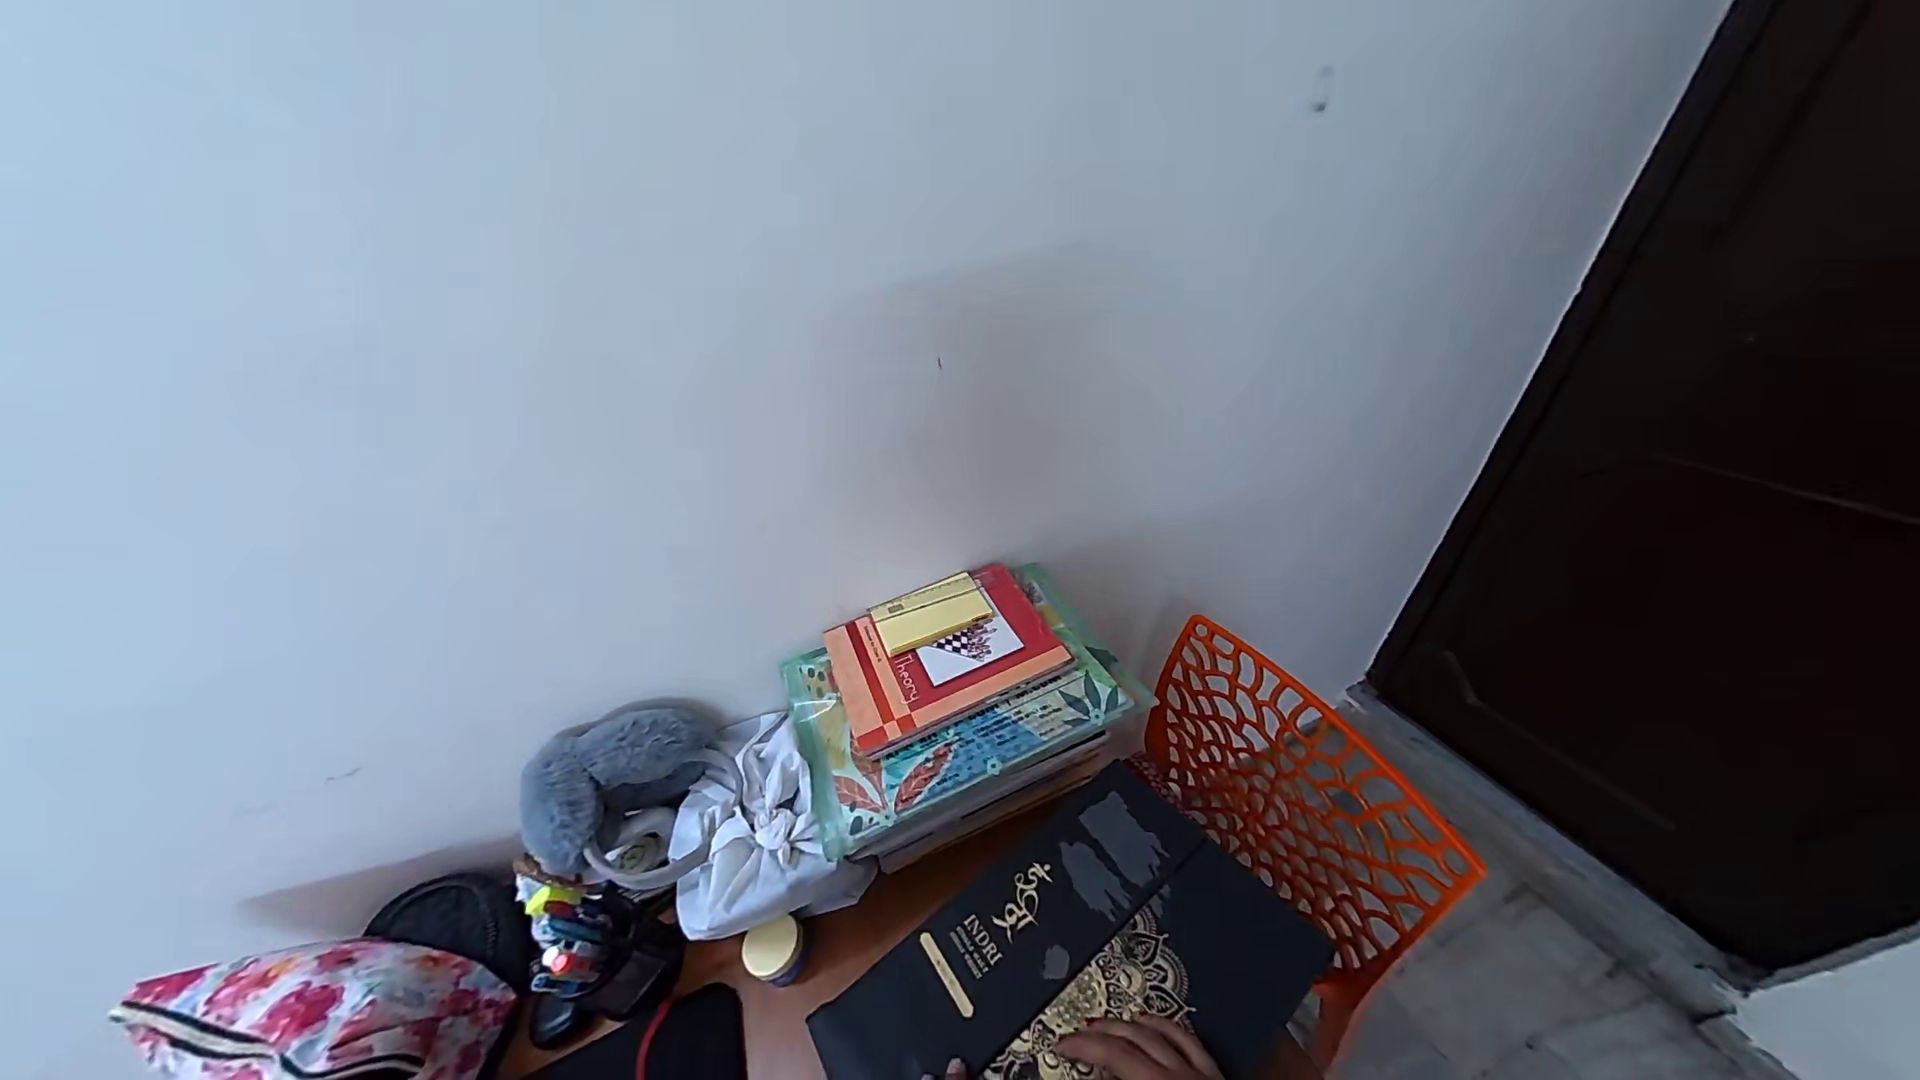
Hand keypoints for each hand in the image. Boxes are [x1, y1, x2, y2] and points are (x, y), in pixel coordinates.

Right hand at [1057, 1017, 1224, 1079]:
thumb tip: (1094, 1077)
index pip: (1113, 1055)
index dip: (1083, 1045)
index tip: (1062, 1044)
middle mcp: (1178, 1075)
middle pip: (1131, 1039)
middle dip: (1099, 1032)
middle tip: (1077, 1034)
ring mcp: (1200, 1073)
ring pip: (1156, 1033)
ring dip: (1126, 1024)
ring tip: (1106, 1021)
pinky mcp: (1216, 1077)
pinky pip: (1186, 1038)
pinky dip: (1163, 1024)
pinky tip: (1151, 1021)